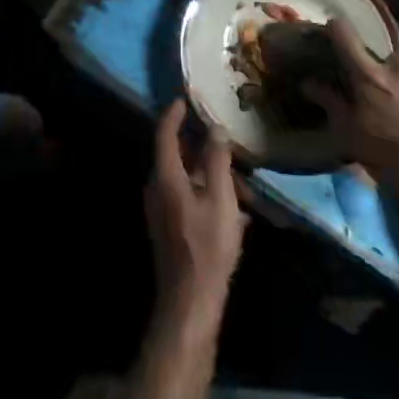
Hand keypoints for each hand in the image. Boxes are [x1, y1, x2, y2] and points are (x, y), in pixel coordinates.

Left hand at [144, 99, 245, 325]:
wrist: (190, 299)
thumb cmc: (208, 247)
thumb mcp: (221, 200)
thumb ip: (218, 162)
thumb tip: (215, 130)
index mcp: (165, 177)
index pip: (164, 135)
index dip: (174, 114)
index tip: (185, 99)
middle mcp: (156, 188)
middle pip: (176, 156)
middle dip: (201, 148)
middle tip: (226, 141)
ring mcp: (160, 208)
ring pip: (185, 179)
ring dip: (210, 176)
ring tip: (242, 185)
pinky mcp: (168, 225)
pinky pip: (186, 197)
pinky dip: (207, 194)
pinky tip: (235, 210)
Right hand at [303, 21, 398, 236]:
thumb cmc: (394, 158)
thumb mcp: (352, 137)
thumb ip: (331, 104)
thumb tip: (308, 82)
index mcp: (369, 76)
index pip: (345, 36)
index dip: (335, 29)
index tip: (331, 30)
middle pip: (385, 51)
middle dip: (380, 64)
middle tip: (378, 88)